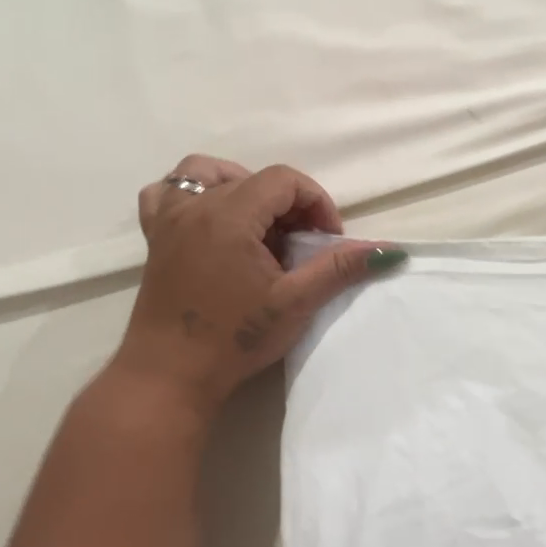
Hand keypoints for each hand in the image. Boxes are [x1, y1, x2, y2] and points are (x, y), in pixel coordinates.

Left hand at [110, 155, 404, 414]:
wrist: (173, 372)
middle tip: (303, 243)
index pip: (283, 180)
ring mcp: (169, 220)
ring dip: (241, 188)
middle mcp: (194, 207)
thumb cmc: (235, 337)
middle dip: (288, 203)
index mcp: (229, 216)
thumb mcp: (297, 302)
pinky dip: (195, 196)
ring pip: (205, 174)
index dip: (316, 202)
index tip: (328, 240)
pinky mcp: (156, 239)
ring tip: (261, 223)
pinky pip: (169, 194)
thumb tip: (389, 251)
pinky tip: (215, 222)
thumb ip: (340, 268)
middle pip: (252, 177)